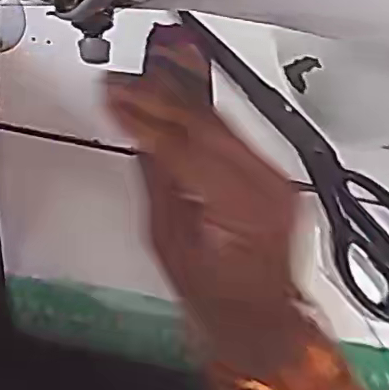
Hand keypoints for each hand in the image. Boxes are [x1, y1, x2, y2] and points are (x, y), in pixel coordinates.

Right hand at [107, 24, 305, 366]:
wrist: (259, 314)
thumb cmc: (214, 290)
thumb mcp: (165, 236)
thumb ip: (153, 175)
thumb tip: (133, 127)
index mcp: (241, 207)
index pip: (181, 143)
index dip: (140, 116)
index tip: (112, 97)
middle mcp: (267, 185)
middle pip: (201, 120)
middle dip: (153, 95)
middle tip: (119, 79)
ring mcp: (276, 175)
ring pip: (214, 115)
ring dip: (172, 92)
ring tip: (138, 76)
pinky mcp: (274, 168)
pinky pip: (227, 124)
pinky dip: (193, 105)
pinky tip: (171, 88)